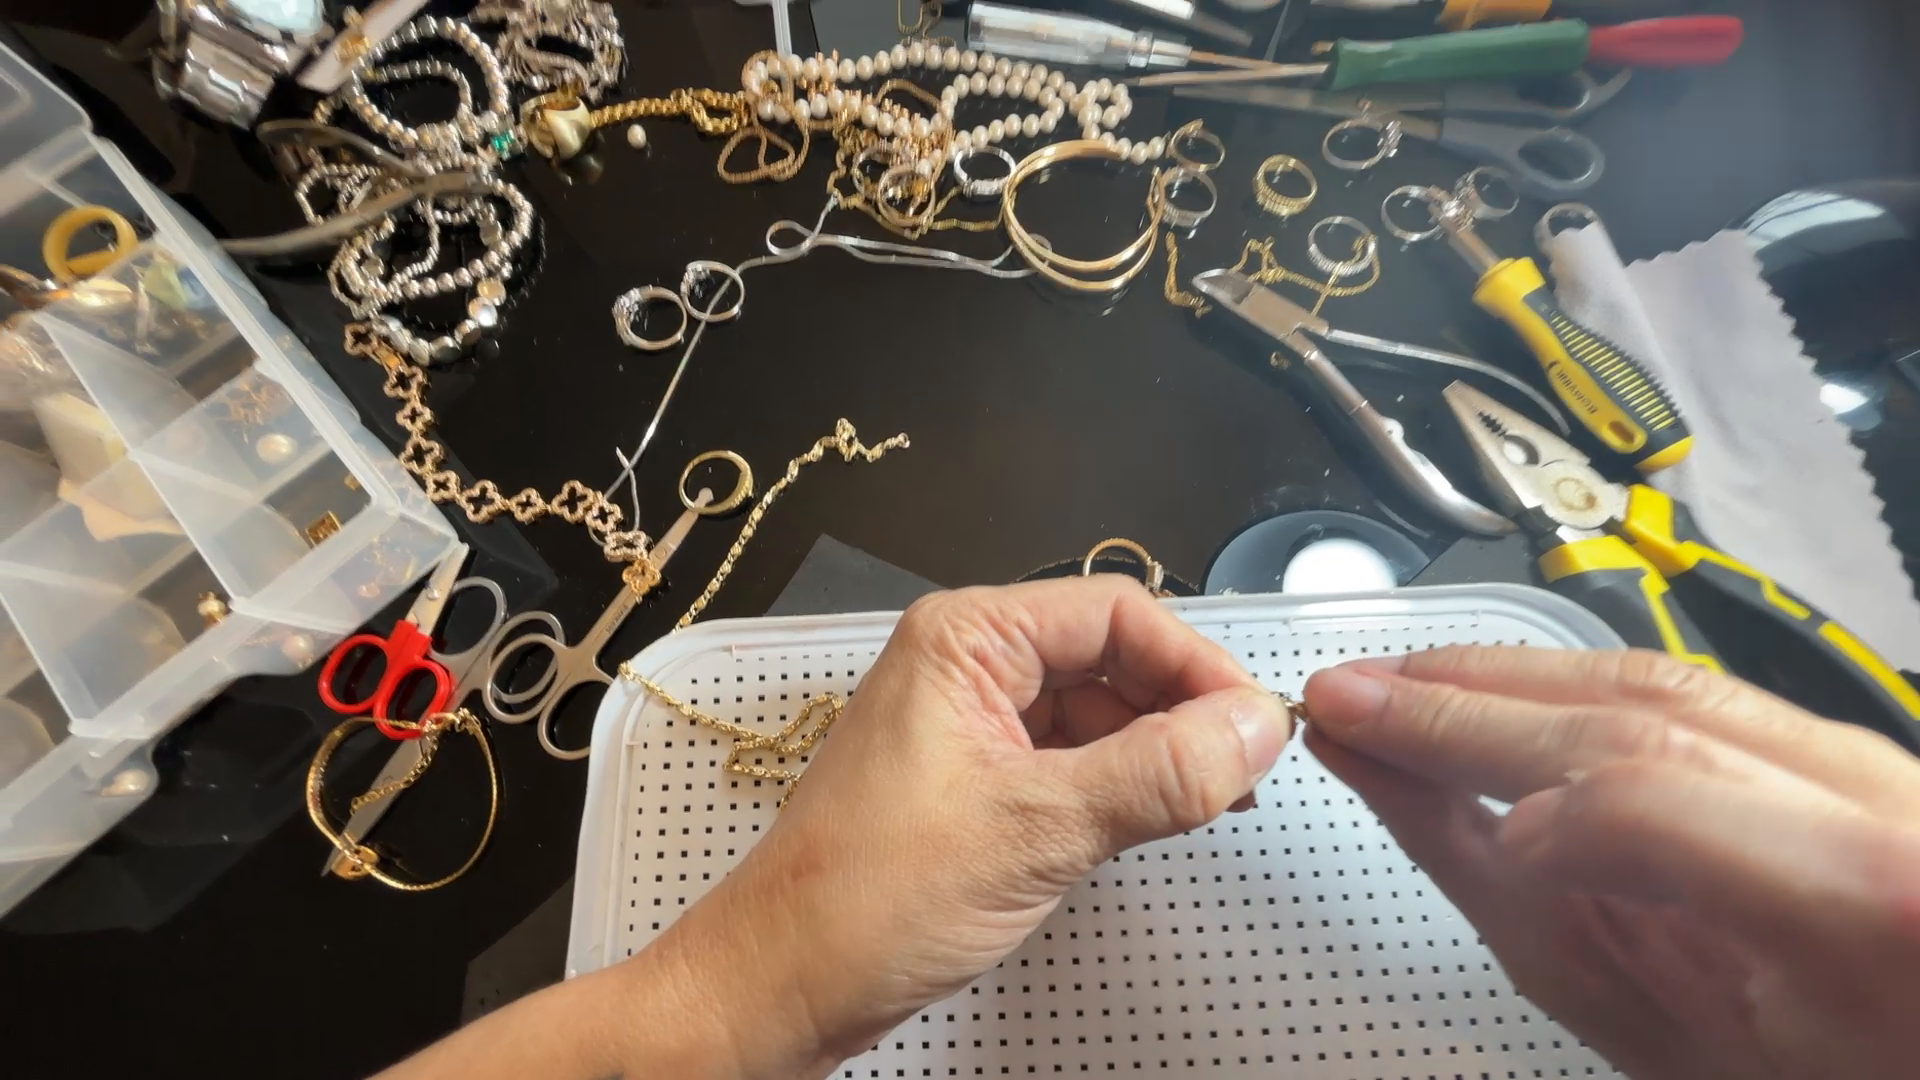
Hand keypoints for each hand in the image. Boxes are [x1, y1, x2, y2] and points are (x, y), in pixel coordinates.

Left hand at [669, 577, 1297, 1076]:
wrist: (785, 980)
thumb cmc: (868, 896)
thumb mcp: (1034, 829)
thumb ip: (1157, 773)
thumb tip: (1254, 726)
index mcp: (967, 637)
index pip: (1111, 614)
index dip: (1192, 661)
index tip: (1254, 720)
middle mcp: (971, 660)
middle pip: (1107, 654)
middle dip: (1179, 704)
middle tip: (1243, 767)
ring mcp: (976, 715)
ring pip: (1096, 704)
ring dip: (1157, 744)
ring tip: (1212, 794)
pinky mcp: (982, 767)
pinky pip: (1073, 750)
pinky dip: (1123, 775)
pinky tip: (1159, 808)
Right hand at [1303, 647, 1919, 1079]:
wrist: (1872, 1030)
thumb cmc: (1739, 1048)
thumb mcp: (1597, 989)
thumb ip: (1465, 857)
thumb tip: (1357, 758)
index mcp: (1872, 922)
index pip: (1674, 812)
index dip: (1508, 787)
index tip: (1383, 764)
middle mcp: (1890, 810)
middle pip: (1641, 714)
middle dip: (1459, 699)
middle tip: (1338, 695)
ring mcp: (1858, 752)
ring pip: (1642, 674)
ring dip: (1484, 673)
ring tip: (1381, 684)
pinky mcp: (1810, 725)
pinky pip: (1653, 677)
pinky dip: (1536, 679)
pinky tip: (1463, 684)